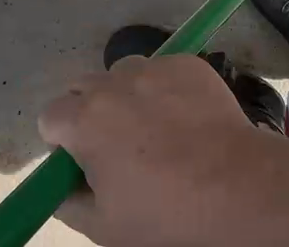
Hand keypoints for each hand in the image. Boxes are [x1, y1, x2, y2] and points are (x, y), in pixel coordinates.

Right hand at [40, 55, 280, 245]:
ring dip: (127, 94)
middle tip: (115, 145)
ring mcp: (156, 67)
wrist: (237, 189)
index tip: (79, 160)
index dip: (61, 138)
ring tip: (153, 128)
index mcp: (86, 120)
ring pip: (125, 72)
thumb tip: (60, 186)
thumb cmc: (165, 217)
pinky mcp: (190, 63)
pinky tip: (185, 118)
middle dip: (90, 110)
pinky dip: (165, 88)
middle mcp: (116, 82)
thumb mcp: (103, 227)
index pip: (51, 114)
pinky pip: (164, 70)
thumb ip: (70, 200)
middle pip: (86, 86)